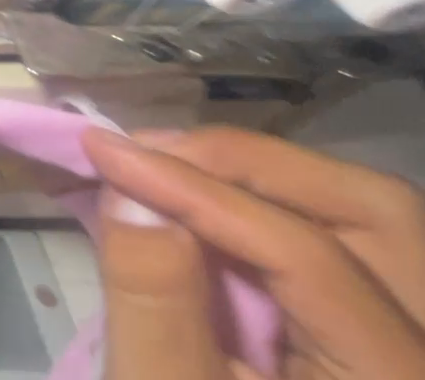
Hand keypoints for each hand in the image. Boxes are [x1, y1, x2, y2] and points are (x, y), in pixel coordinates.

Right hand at [82, 126, 424, 379]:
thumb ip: (155, 300)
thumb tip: (129, 192)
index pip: (307, 254)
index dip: (194, 186)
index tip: (97, 147)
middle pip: (375, 214)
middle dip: (242, 163)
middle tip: (142, 152)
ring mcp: (419, 343)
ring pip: (375, 217)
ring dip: (259, 176)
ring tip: (162, 169)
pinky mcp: (388, 333)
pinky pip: (353, 240)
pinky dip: (267, 203)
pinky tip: (195, 201)